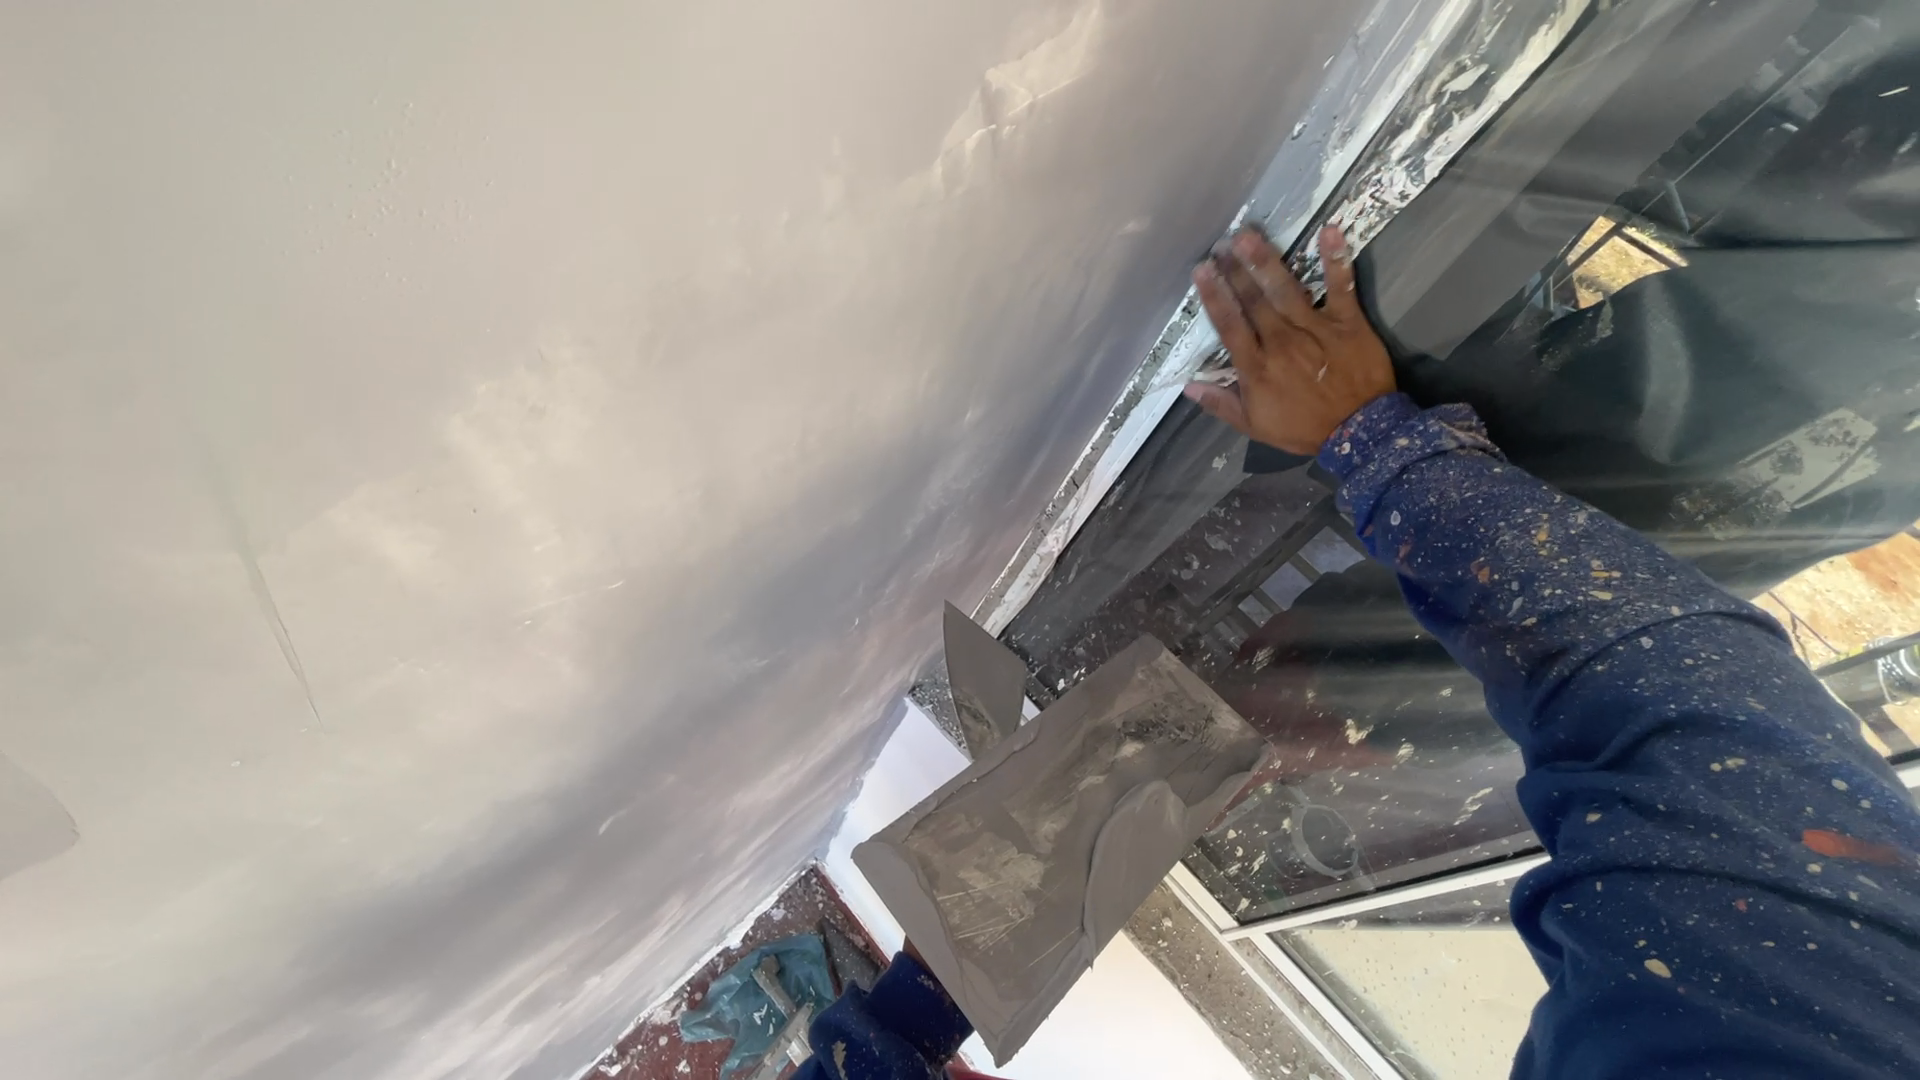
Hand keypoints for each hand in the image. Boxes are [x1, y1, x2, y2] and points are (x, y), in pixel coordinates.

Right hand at [1185, 225, 1395, 454]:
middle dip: (1235, 271)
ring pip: (1286, 289)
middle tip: (1221, 244)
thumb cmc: (1303, 429)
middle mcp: (1281, 341)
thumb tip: (1189, 386)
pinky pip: (1341, 286)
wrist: (1359, 433)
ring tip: (1249, 235)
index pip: (1229, 325)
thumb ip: (1222, 404)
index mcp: (1257, 367)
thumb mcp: (1255, 426)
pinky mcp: (1348, 322)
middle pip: (1253, 301)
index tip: (1201, 271)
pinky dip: (1335, 258)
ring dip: (1266, 260)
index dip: (1214, 296)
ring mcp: (1316, 328)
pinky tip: (1328, 230)